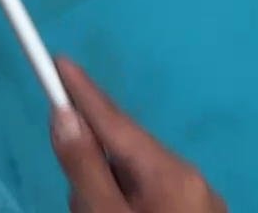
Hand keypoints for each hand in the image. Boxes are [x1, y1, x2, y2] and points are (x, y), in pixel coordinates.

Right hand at [50, 58, 227, 212]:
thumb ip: (85, 168)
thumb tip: (63, 115)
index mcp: (173, 173)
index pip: (114, 120)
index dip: (81, 90)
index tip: (56, 60)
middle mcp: (193, 180)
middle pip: (122, 150)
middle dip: (91, 158)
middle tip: (77, 196)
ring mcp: (201, 204)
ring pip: (134, 176)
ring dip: (107, 186)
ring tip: (95, 211)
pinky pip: (151, 196)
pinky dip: (125, 202)